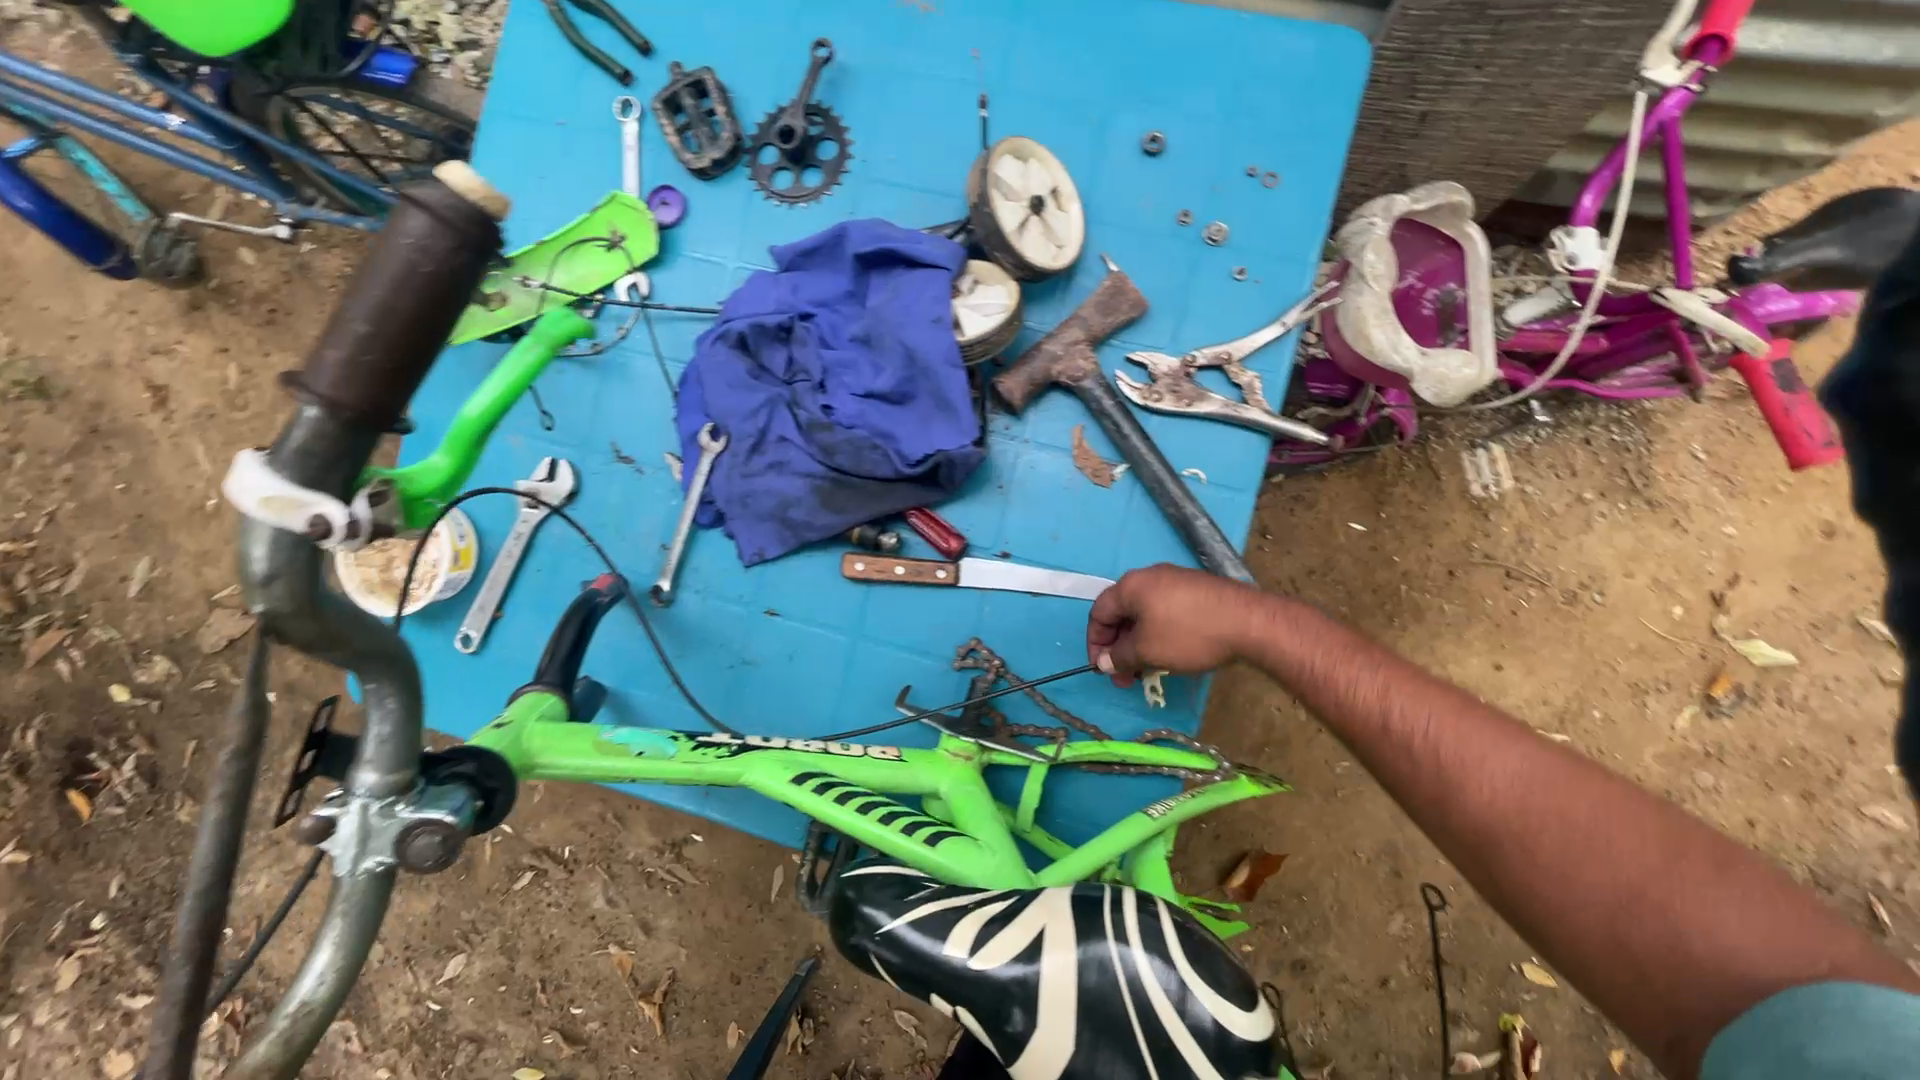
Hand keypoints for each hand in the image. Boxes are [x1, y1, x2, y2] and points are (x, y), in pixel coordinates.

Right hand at [1086, 564, 1265, 686]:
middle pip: (1122, 613)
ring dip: (1139, 643)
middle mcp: (1149, 576)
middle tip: (1125, 677)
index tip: (1102, 669)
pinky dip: (1159, 633)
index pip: (1098, 613)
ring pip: (1145, 614)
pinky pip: (1166, 611)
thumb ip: (1119, 657)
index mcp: (1130, 585)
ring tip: (1147, 670)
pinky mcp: (1197, 590)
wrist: (1249, 622)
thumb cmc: (1189, 634)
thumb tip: (1104, 662)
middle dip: (1118, 647)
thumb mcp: (1146, 651)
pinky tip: (1170, 653)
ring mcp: (1176, 580)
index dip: (1095, 643)